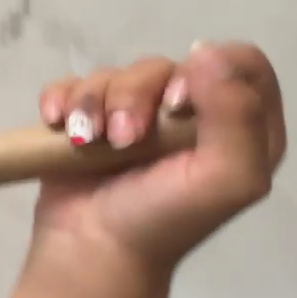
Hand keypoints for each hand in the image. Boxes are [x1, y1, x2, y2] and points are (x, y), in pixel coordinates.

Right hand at [35, 42, 286, 273]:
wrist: (92, 245)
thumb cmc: (165, 219)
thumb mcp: (226, 178)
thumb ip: (235, 116)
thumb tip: (206, 52)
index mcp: (238, 125)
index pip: (240, 62)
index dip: (206, 71)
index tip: (176, 105)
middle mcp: (186, 114)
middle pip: (161, 66)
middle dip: (130, 98)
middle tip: (121, 139)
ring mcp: (132, 115)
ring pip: (110, 74)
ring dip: (90, 105)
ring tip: (83, 142)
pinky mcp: (85, 119)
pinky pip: (70, 85)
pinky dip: (59, 100)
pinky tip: (56, 123)